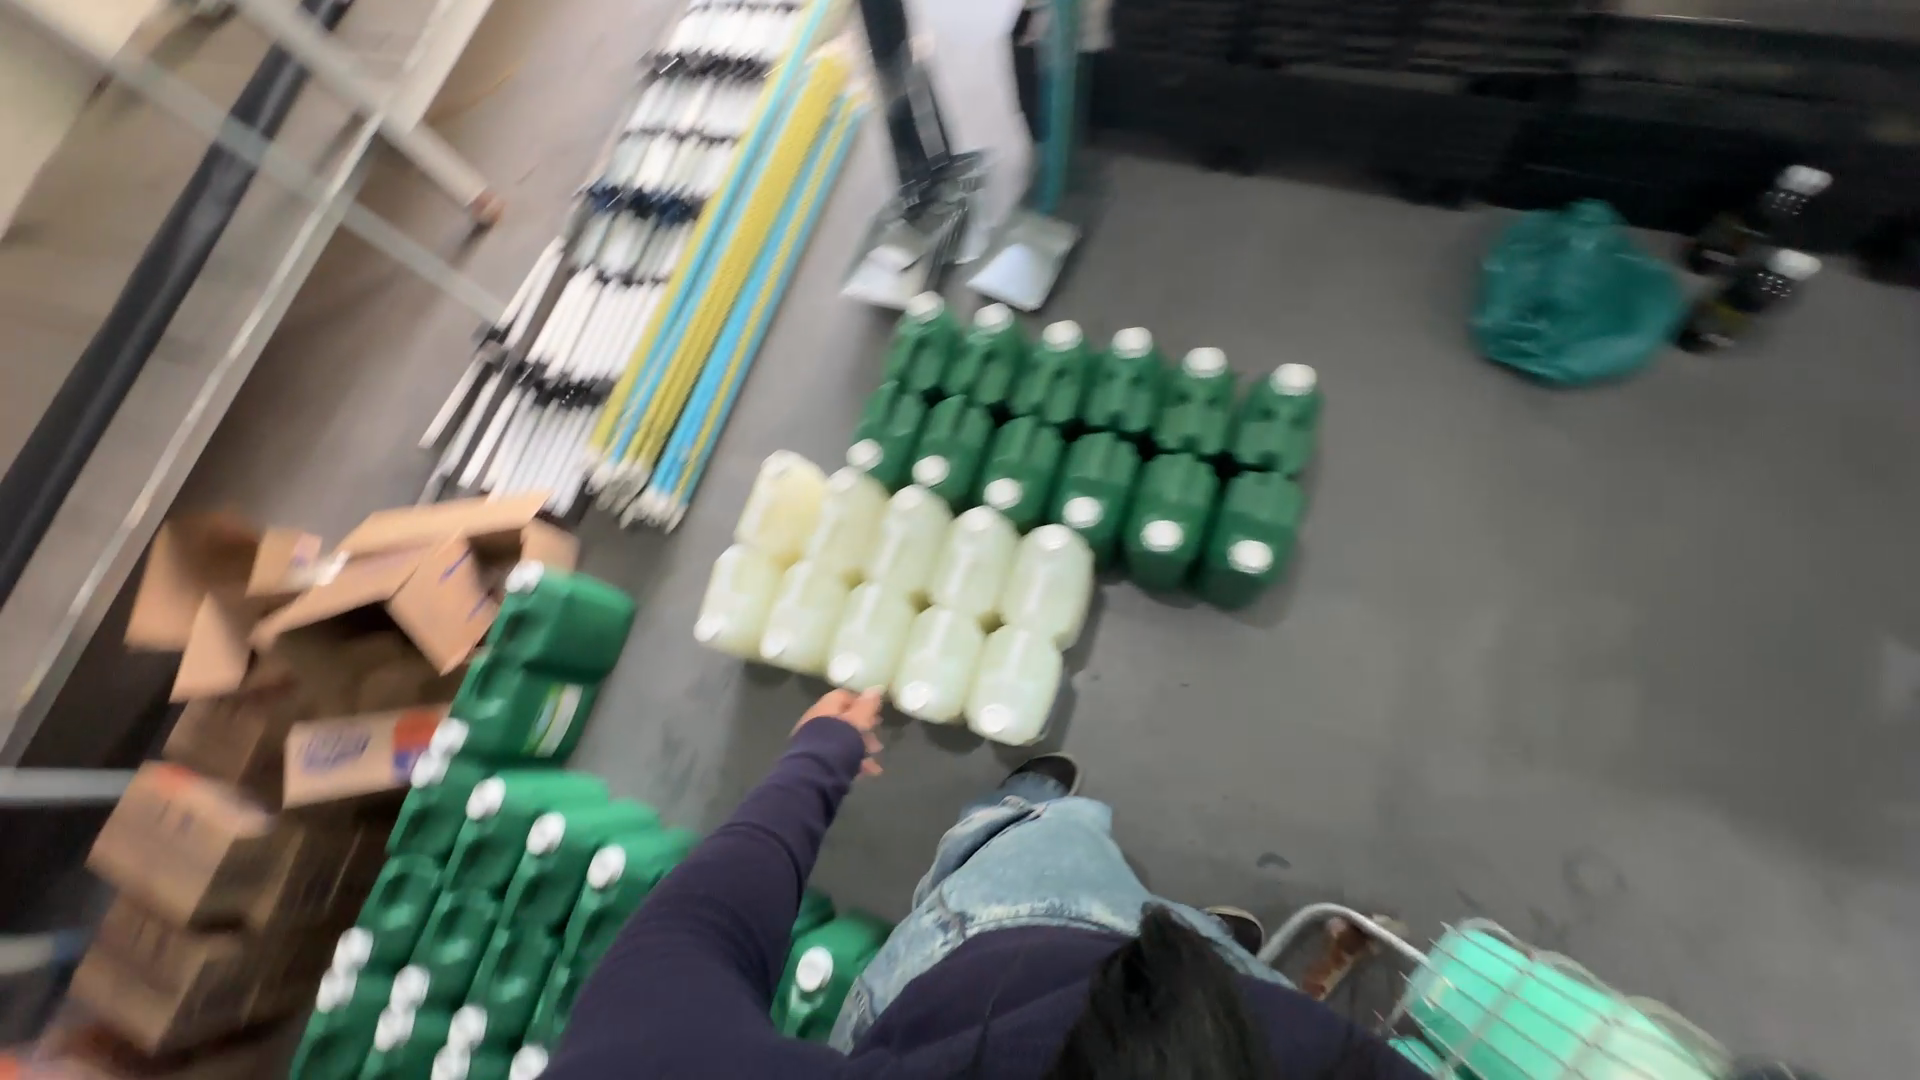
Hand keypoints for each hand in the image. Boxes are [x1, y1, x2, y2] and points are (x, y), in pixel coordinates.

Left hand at [794, 688, 883, 776]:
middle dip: (864, 730)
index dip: (862, 704)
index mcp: (826, 706)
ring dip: (861, 747)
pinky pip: (837, 756)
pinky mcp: (815, 760)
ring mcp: (814, 742)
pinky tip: (868, 772)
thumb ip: (867, 705)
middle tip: (877, 740)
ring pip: (842, 740)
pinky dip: (853, 761)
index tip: (877, 714)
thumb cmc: (840, 741)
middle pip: (844, 720)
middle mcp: (816, 720)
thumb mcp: (858, 720)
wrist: (816, 772)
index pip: (844, 696)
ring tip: (875, 759)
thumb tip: (876, 688)